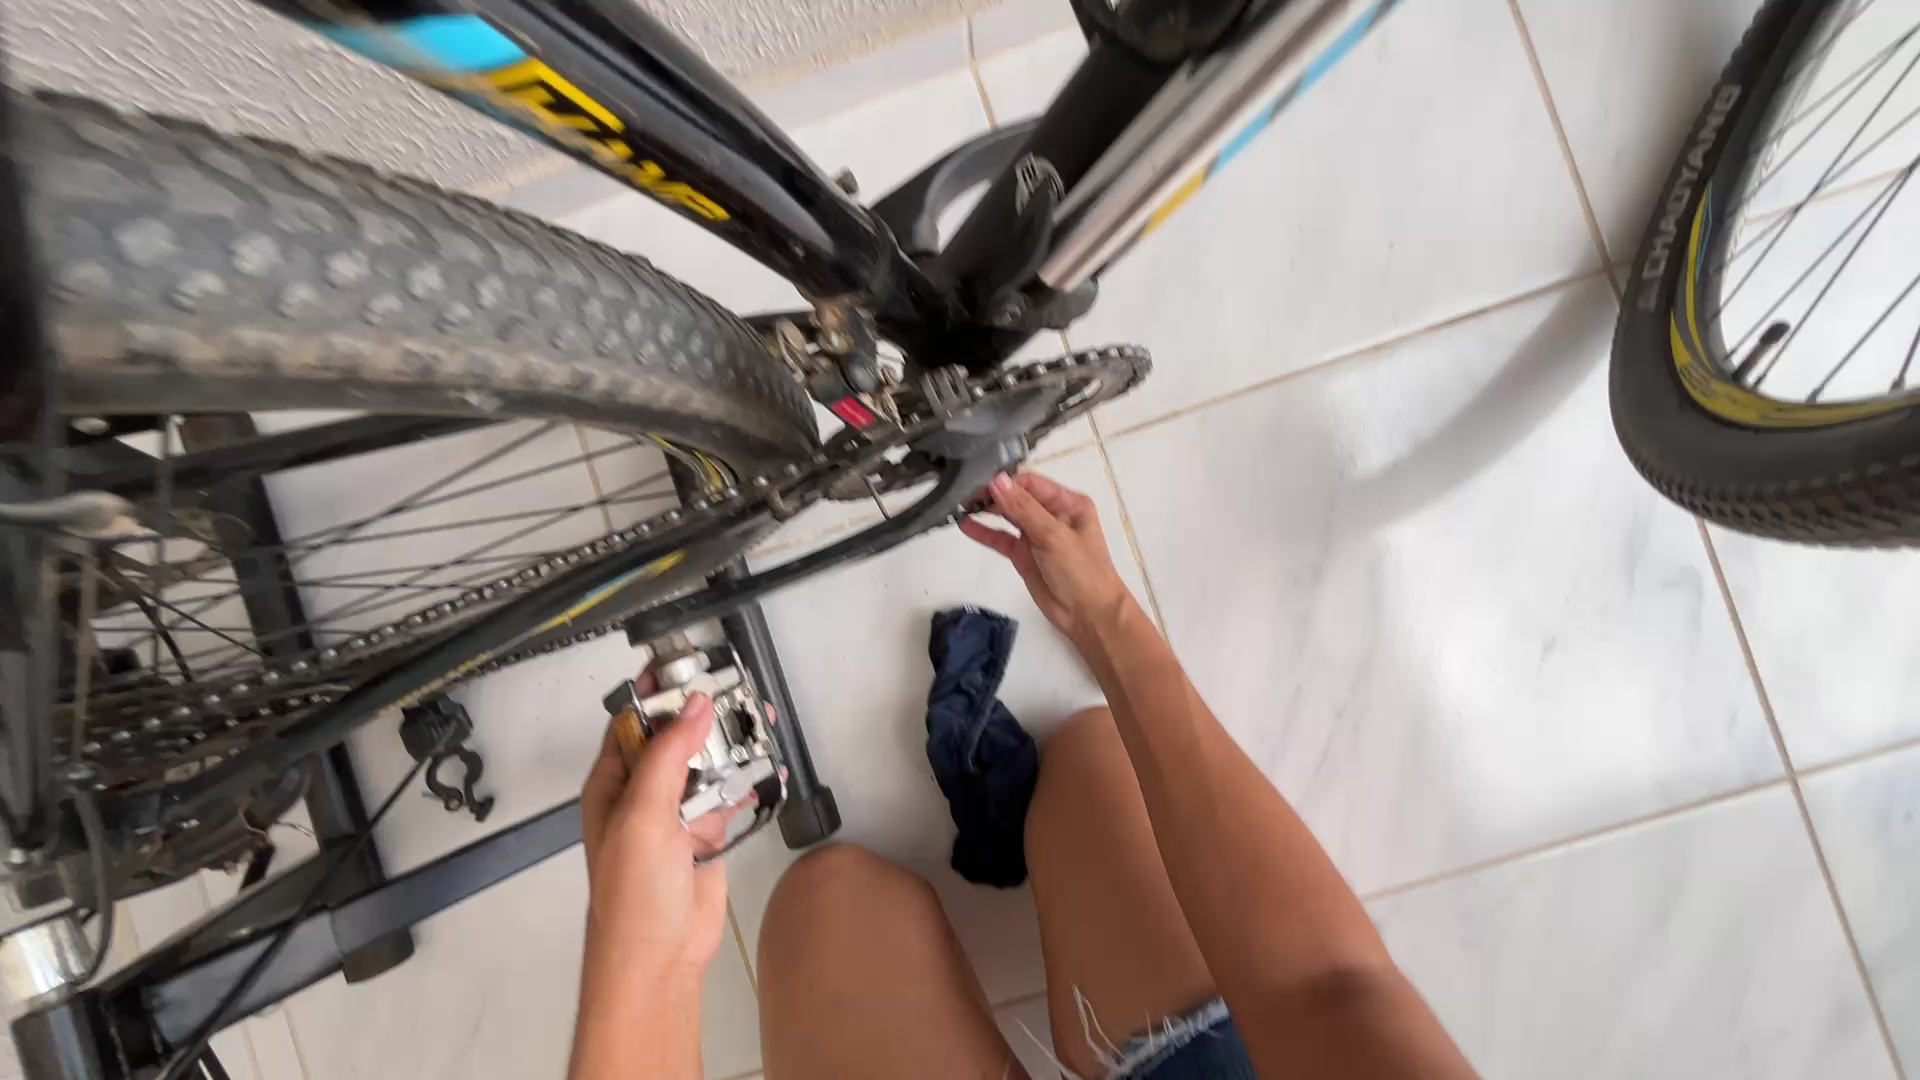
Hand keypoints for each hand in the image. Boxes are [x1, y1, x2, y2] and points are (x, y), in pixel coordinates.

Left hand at [578, 676, 734, 1006]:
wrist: (660, 959)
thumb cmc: (632, 895)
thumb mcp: (644, 816)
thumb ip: (670, 756)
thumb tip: (695, 705)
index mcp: (615, 784)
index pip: (634, 722)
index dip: (658, 692)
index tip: (688, 664)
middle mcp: (645, 793)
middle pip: (679, 737)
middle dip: (708, 715)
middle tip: (739, 691)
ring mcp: (677, 813)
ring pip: (709, 763)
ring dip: (734, 743)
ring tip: (761, 721)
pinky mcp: (708, 832)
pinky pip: (731, 793)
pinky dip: (750, 779)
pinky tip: (768, 766)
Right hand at [959, 472, 1132, 644]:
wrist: (1088, 615)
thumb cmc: (1080, 571)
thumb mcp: (1053, 536)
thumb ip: (1023, 508)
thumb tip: (996, 480)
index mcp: (1068, 503)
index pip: (1031, 483)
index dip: (1005, 481)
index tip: (979, 482)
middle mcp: (1051, 514)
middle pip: (1017, 496)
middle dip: (992, 494)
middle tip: (964, 494)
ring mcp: (1036, 534)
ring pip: (1007, 515)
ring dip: (986, 510)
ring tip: (960, 505)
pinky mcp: (1023, 554)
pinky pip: (1001, 538)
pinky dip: (985, 532)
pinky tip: (966, 525)